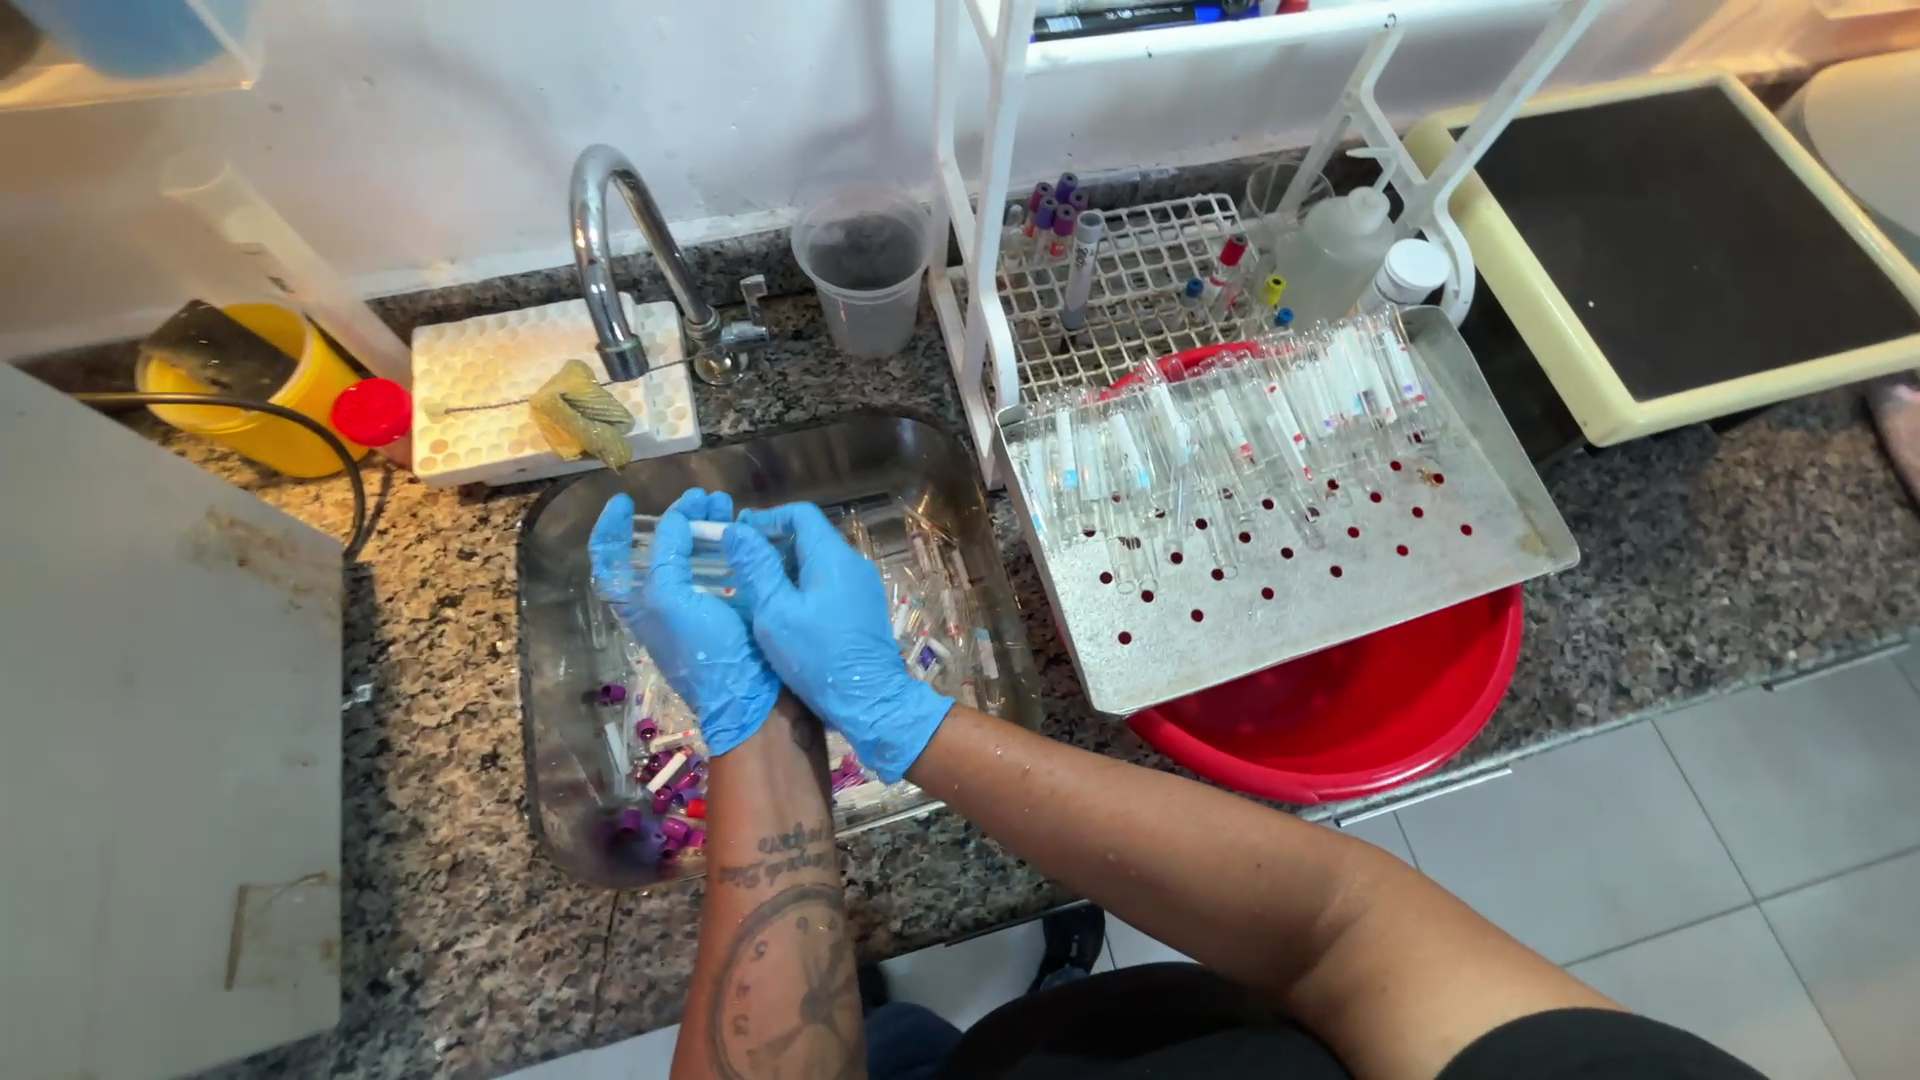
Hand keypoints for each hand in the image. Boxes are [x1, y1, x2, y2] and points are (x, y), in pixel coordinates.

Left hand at [588, 489, 781, 756]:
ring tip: (726, 505)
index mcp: (638, 603)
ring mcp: (695, 605)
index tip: (628, 501)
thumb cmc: (705, 652)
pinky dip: (727, 546)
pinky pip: (721, 569)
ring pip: (693, 555)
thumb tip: (675, 522)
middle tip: (702, 498)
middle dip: (677, 518)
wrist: (749, 694)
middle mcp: (662, 601)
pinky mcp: (726, 609)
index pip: (610, 559)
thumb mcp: (670, 600)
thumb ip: (666, 557)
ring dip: (706, 526)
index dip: (612, 529)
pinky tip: (744, 532)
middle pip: (659, 549)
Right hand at [724, 502, 952, 782]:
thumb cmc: (818, 656)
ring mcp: (862, 585)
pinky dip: (802, 584)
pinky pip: (829, 581)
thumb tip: (735, 531)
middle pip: (810, 535)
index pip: (800, 514)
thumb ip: (756, 568)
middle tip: (739, 562)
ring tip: (753, 585)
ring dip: (785, 566)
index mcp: (832, 556)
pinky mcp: (864, 606)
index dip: (767, 518)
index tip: (738, 534)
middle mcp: (852, 563)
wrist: (870, 699)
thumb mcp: (776, 612)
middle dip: (773, 542)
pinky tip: (781, 606)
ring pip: (818, 560)